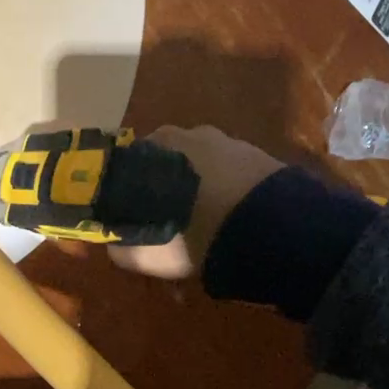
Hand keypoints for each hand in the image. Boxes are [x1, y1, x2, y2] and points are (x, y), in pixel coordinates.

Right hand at [108, 125, 281, 280]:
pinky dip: (225, 189)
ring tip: (198, 218)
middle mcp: (192, 135)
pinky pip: (231, 172)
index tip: (127, 209)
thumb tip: (114, 243)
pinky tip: (227, 214)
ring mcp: (230, 142)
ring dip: (197, 185)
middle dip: (162, 183)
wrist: (274, 230)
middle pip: (167, 159)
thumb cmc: (197, 234)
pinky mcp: (260, 156)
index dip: (126, 186)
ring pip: (201, 164)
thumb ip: (123, 248)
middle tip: (162, 216)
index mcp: (159, 147)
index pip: (129, 160)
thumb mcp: (149, 254)